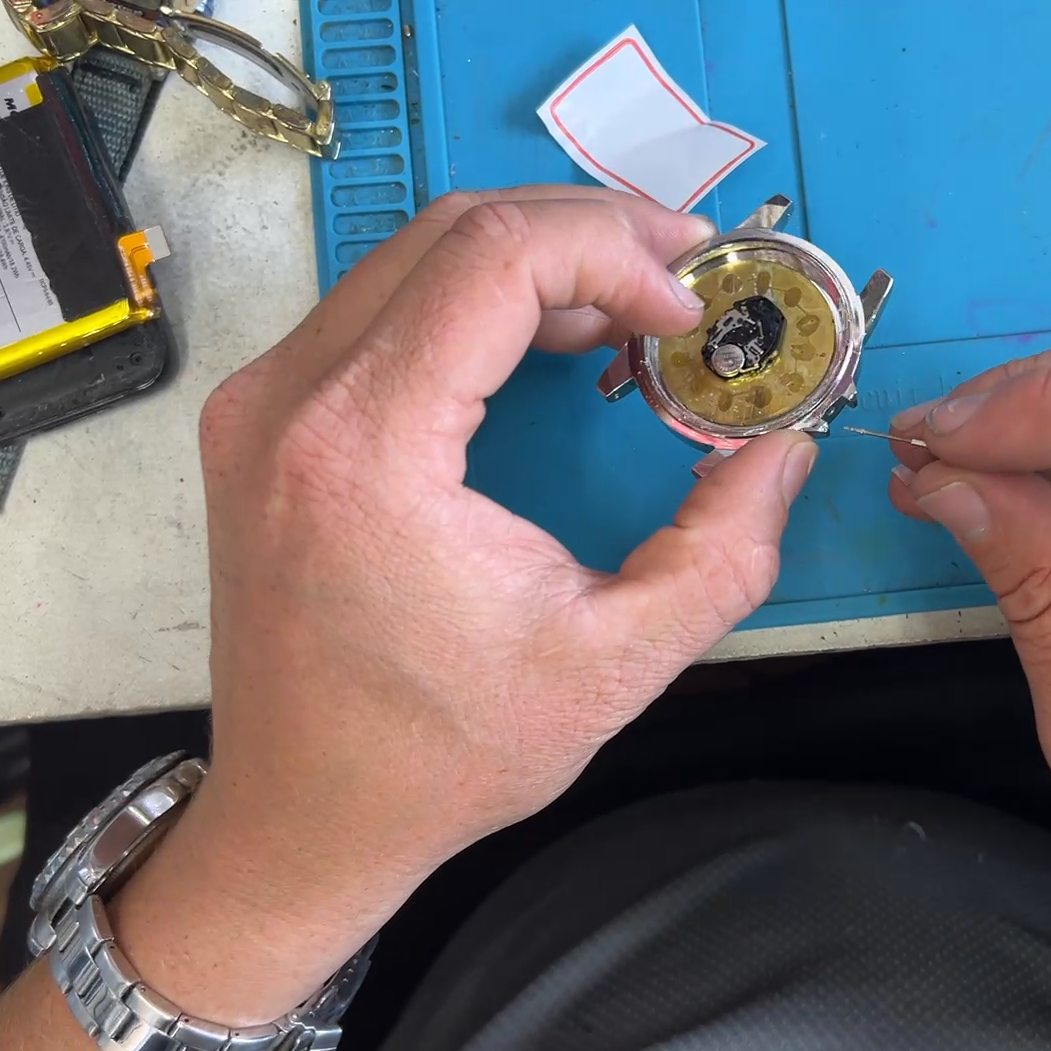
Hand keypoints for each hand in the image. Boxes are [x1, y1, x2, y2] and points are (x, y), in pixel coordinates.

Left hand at [114, 187, 815, 1022]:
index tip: (690, 312)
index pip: (494, 259)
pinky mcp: (275, 423)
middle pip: (458, 233)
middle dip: (590, 235)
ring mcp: (269, 404)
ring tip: (640, 304)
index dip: (614, 256)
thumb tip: (782, 451)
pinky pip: (393, 310)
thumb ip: (724, 553)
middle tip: (687, 272)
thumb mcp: (618, 666)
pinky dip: (489, 302)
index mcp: (367, 450)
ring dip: (544, 262)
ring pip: (421, 258)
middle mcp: (293, 400)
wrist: (308, 818)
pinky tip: (561, 339)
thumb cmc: (448, 755)